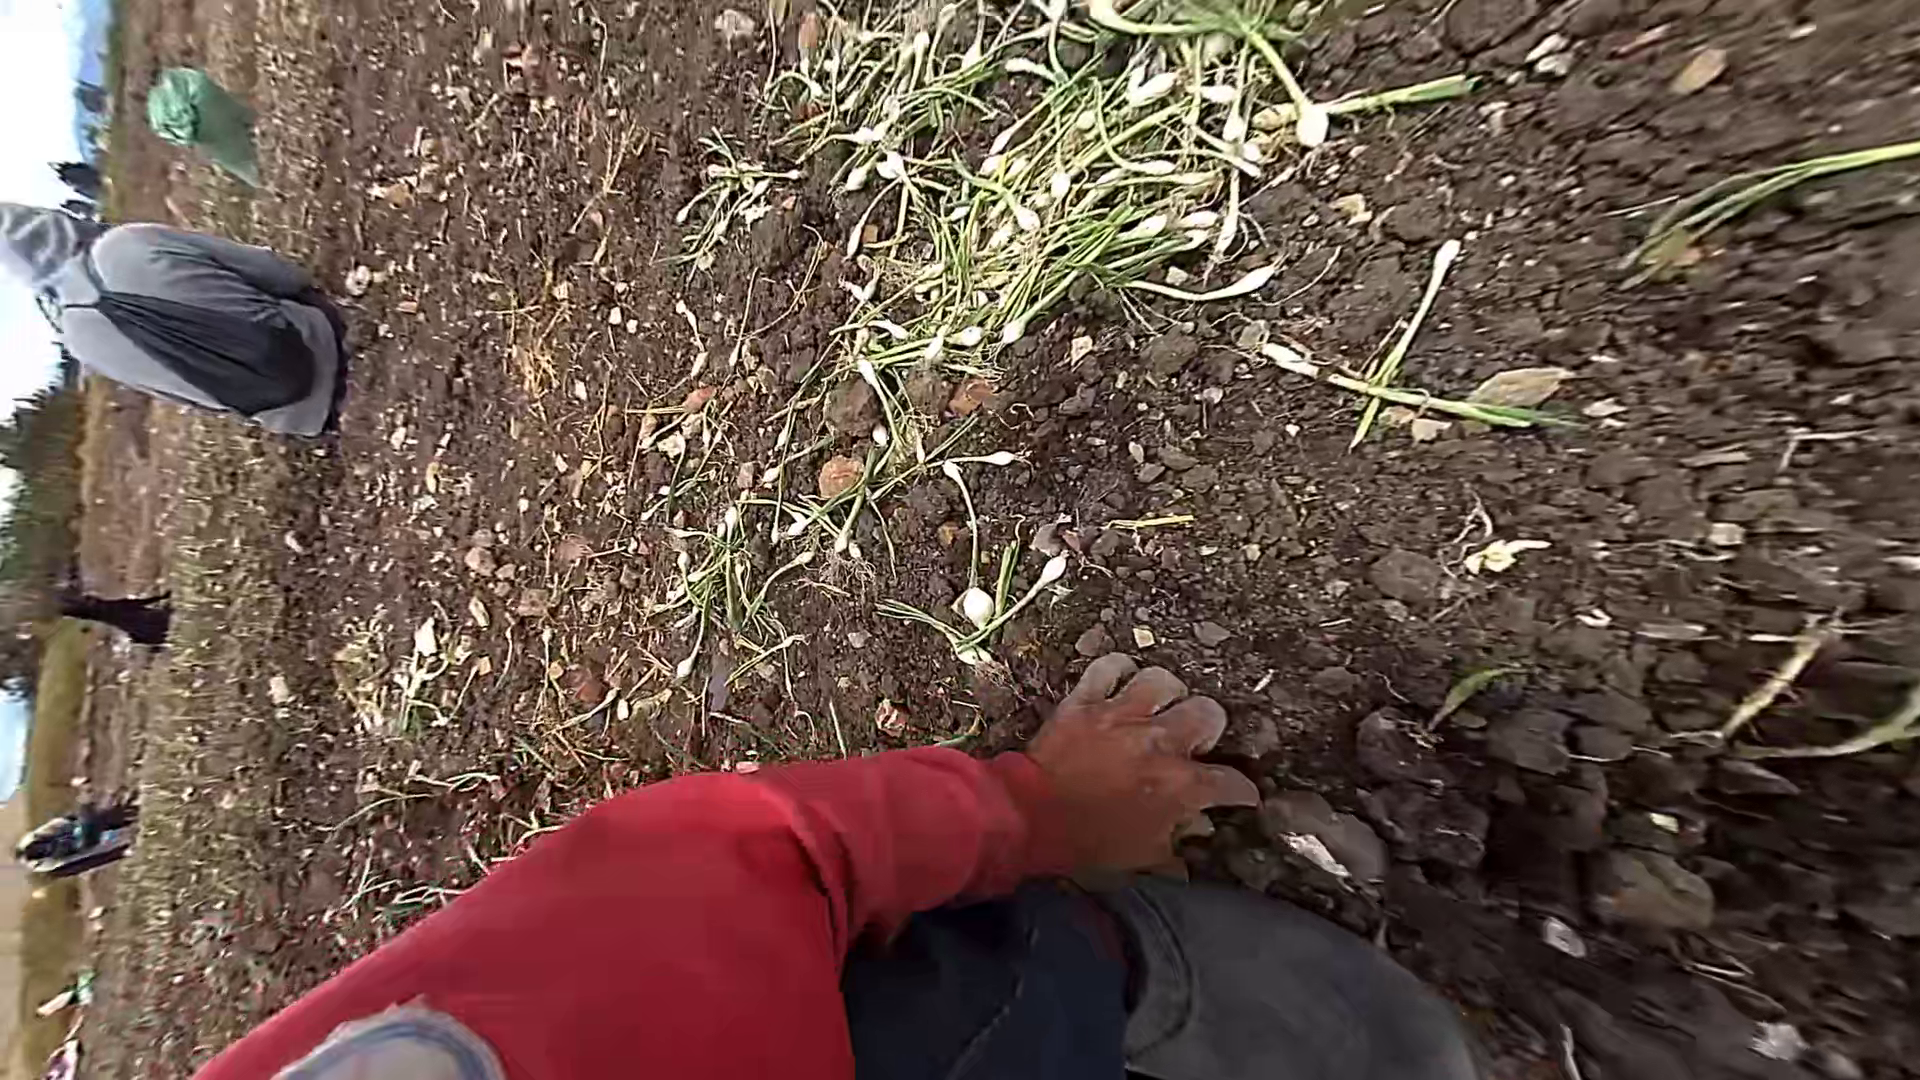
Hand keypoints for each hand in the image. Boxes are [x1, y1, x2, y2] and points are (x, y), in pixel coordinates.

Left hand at [1026, 654, 1259, 871]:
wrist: (1032, 816)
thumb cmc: (1090, 841)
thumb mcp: (1146, 854)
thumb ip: (1178, 838)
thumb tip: (1197, 826)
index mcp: (1179, 785)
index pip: (1230, 781)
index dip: (1240, 790)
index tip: (1237, 792)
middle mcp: (1157, 741)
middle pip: (1207, 712)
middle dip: (1209, 727)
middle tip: (1194, 739)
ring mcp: (1119, 714)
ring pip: (1161, 680)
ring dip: (1166, 693)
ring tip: (1159, 705)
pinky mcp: (1085, 700)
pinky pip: (1108, 667)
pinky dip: (1117, 669)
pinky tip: (1122, 680)